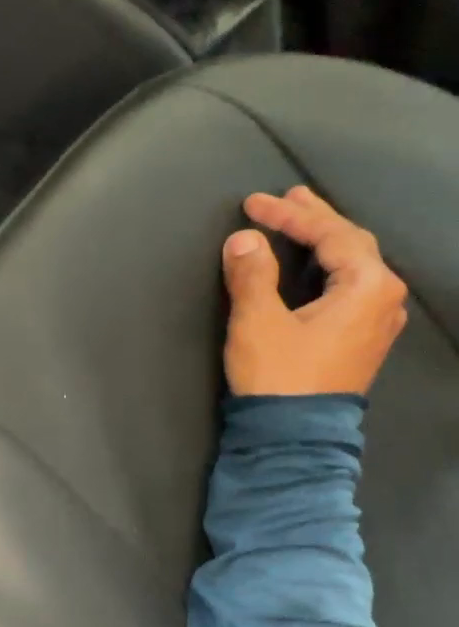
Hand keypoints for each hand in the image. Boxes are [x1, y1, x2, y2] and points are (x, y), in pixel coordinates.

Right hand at [221, 185, 407, 395]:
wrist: (294, 429)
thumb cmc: (277, 374)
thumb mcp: (256, 323)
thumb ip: (251, 277)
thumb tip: (244, 239)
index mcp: (366, 285)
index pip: (330, 235)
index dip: (291, 216)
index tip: (253, 203)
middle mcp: (383, 294)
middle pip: (350, 244)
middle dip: (315, 219)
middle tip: (285, 198)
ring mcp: (377, 316)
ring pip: (353, 264)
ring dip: (323, 240)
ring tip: (298, 224)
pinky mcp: (361, 334)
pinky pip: (349, 284)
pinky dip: (326, 265)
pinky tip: (313, 265)